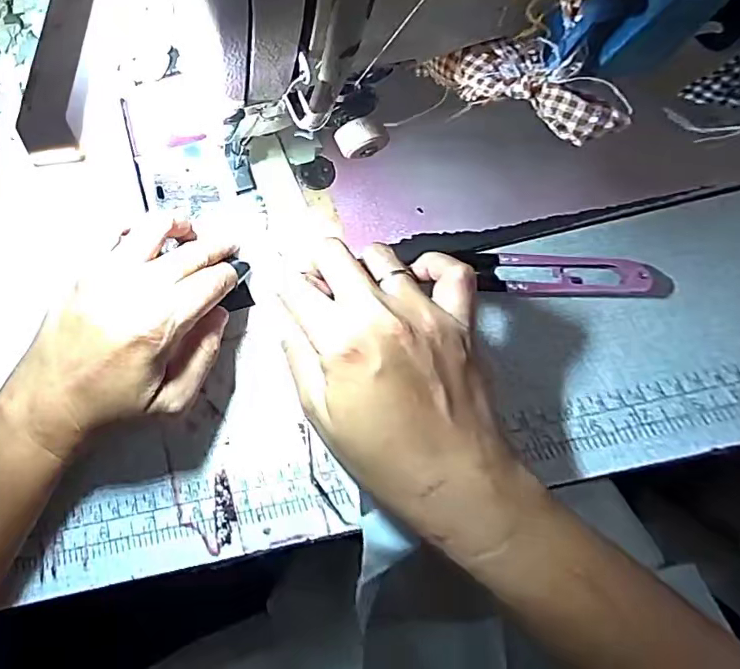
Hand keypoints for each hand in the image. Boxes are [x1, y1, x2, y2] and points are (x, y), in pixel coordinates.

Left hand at [0, 214, 241, 460]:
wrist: (49, 399)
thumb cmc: (108, 405)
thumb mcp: (170, 401)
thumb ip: (204, 356)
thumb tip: (219, 314)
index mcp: (158, 325)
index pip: (209, 282)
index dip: (230, 275)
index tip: (237, 273)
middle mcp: (132, 289)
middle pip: (188, 251)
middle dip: (216, 246)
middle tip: (229, 248)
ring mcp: (104, 273)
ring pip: (152, 226)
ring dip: (179, 225)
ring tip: (191, 233)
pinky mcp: (83, 268)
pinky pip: (114, 231)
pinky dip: (137, 227)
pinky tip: (148, 238)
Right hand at [275, 239, 540, 562]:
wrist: (459, 486)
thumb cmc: (381, 455)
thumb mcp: (317, 410)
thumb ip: (295, 350)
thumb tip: (279, 307)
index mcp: (339, 340)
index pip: (296, 284)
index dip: (284, 287)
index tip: (288, 296)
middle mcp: (379, 315)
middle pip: (332, 252)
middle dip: (315, 265)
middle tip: (319, 289)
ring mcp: (424, 314)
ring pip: (380, 255)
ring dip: (361, 267)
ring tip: (362, 292)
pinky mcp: (460, 321)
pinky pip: (451, 271)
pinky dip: (430, 265)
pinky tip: (413, 278)